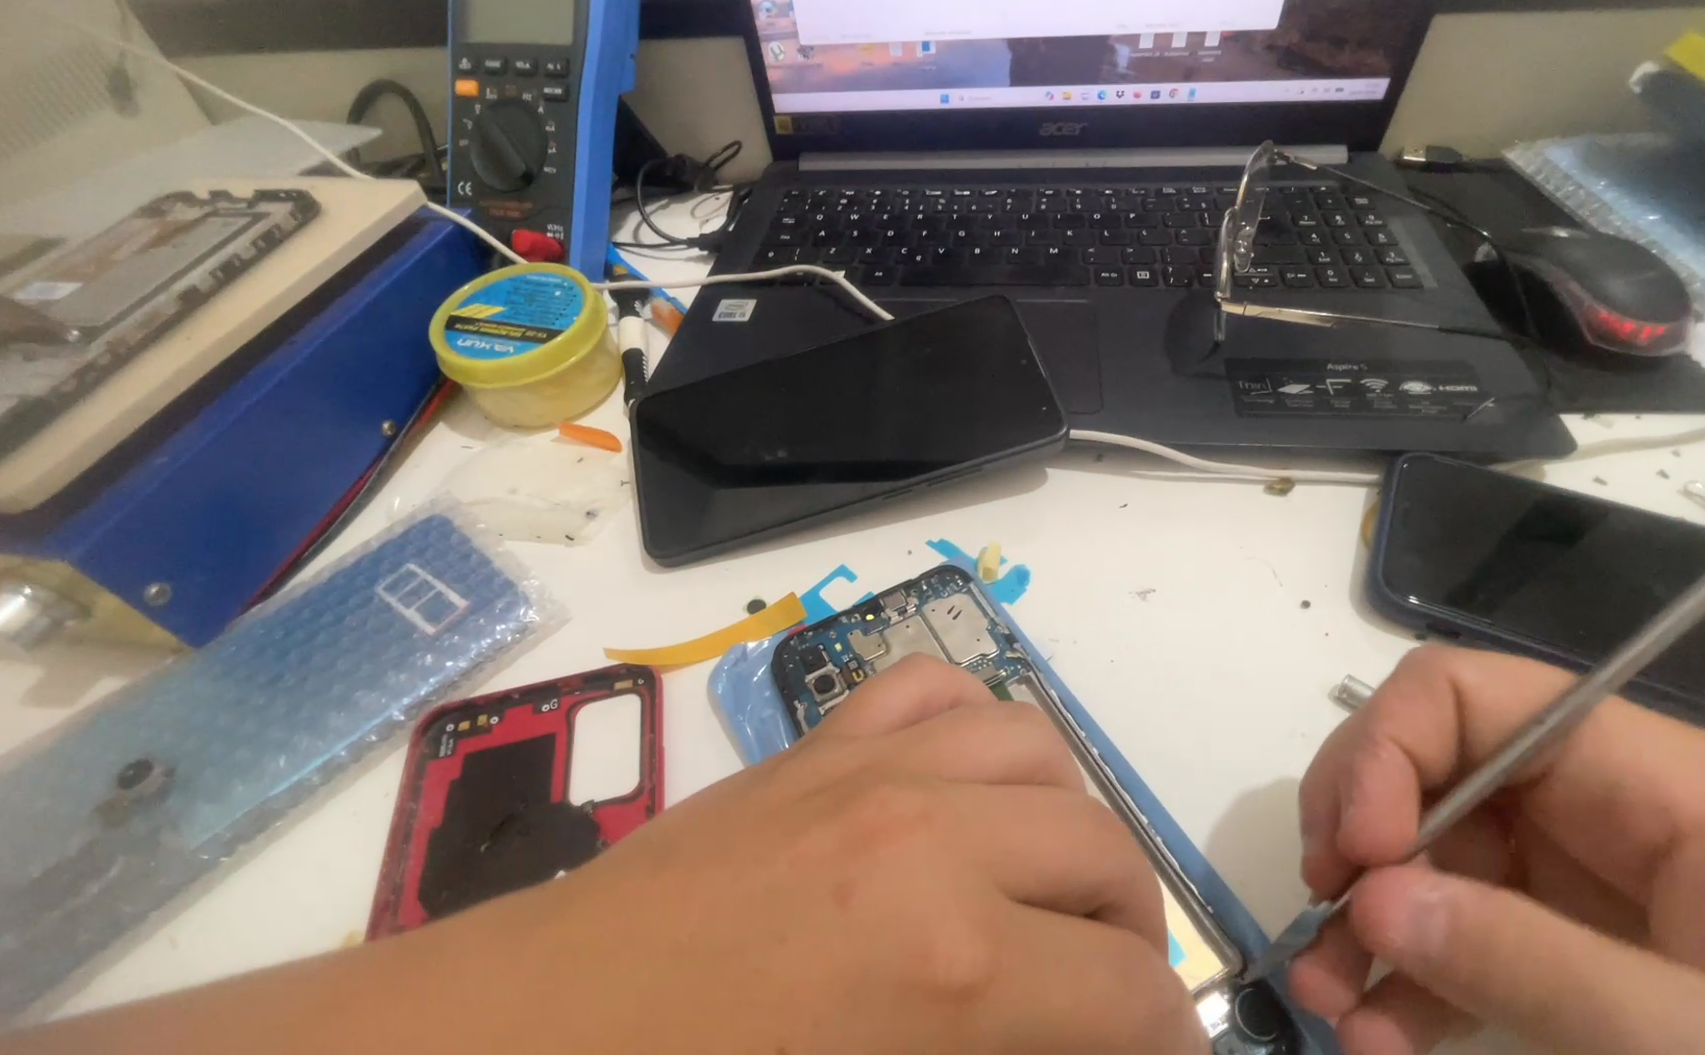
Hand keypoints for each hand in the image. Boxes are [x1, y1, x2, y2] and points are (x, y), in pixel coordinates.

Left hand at [0, 656, 1201, 1054]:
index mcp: (954, 967)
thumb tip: (1065, 1040)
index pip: (1133, 993)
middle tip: (1102, 982)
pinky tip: (957, 779)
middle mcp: (933, 837)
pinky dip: (968, 726)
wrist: (536, 1034)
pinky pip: (927, 687)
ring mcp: (870, 766)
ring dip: (1063, 818)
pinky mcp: (816, 740)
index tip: (1157, 1053)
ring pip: (1036, 748)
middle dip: (1131, 930)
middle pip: (1106, 852)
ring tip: (1040, 876)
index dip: (1168, 1039)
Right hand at [1290, 646, 1704, 1054]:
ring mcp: (1583, 881)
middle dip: (1354, 835)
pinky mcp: (1583, 948)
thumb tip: (1371, 902)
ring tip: (1321, 995)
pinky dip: (1409, 977)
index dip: (1385, 749)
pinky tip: (1375, 1031)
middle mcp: (1595, 808)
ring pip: (1430, 857)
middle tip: (1319, 910)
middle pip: (1425, 770)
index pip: (1465, 696)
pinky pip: (1465, 935)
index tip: (1355, 849)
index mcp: (1645, 781)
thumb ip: (1551, 971)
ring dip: (1363, 921)